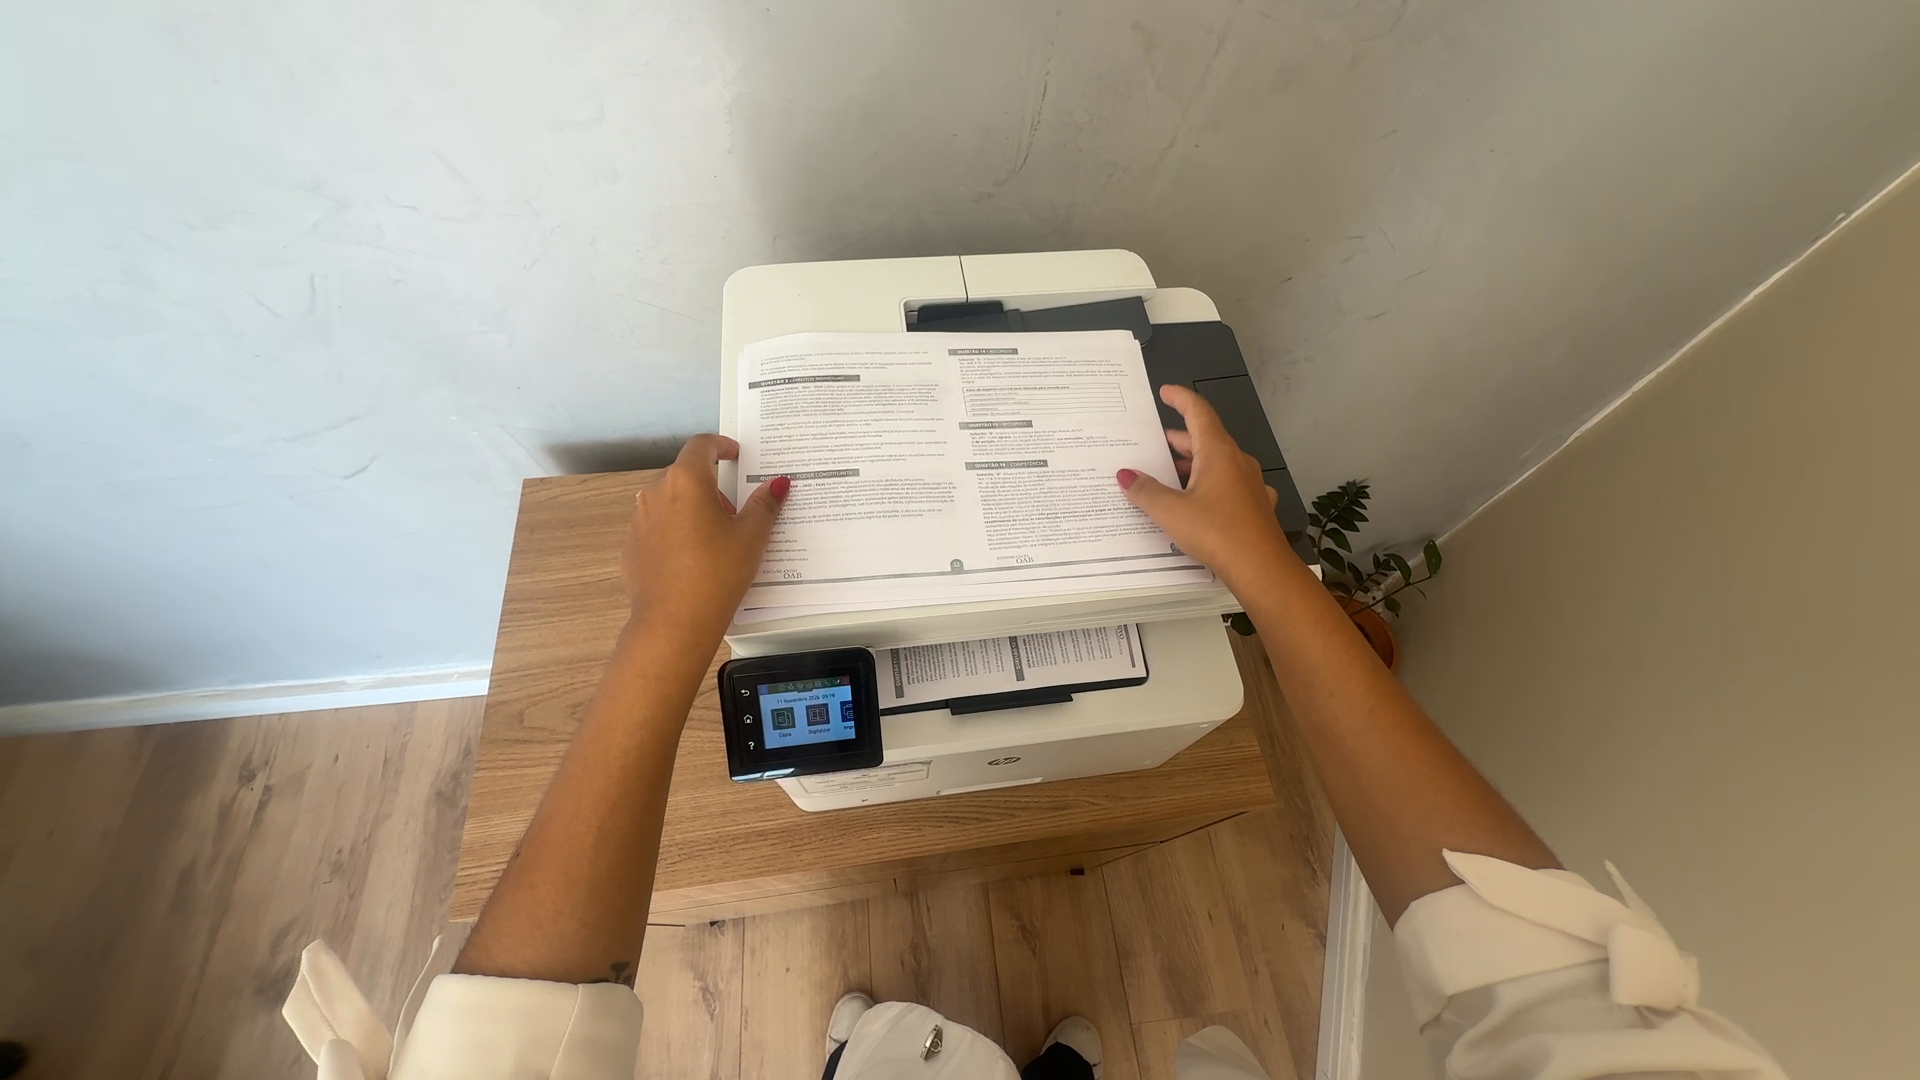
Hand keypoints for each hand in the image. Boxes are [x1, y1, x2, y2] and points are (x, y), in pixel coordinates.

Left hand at [622, 435, 787, 636]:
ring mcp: (638, 520)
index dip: (721, 445)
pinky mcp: (631, 547)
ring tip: (715, 539)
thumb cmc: (718, 571)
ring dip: (691, 507)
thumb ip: (764, 504)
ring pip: (668, 501)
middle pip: (684, 473)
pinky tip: (692, 559)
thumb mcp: (752, 536)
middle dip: (710, 484)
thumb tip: (778, 483)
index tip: (736, 454)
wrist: (674, 622)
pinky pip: (656, 527)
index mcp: (686, 481)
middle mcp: (655, 492)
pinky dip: (675, 531)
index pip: (701, 445)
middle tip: (734, 511)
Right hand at [1117, 385, 1293, 589]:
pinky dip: (1211, 486)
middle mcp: (1238, 461)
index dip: (1180, 399)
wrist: (1261, 568)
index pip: (1198, 413)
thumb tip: (1125, 474)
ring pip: (1219, 463)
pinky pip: (1230, 486)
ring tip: (1170, 474)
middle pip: (1206, 439)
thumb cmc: (1215, 531)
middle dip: (1179, 439)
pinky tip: (1203, 501)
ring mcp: (1251, 484)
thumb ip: (1145, 490)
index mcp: (1218, 452)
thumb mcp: (1170, 511)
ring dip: (1194, 464)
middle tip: (1154, 443)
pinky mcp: (1257, 506)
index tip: (1165, 392)